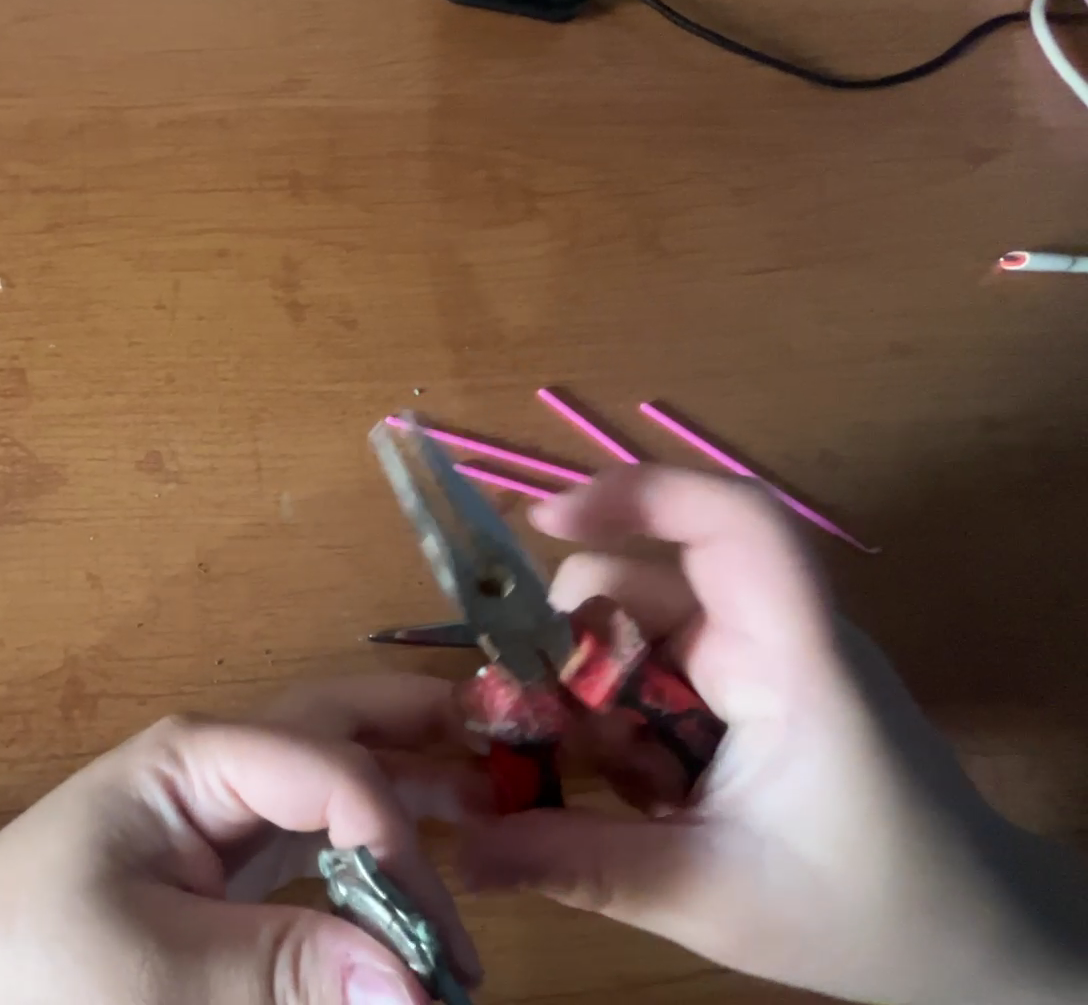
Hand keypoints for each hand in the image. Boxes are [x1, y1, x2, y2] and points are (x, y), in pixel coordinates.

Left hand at [0, 676, 484, 1004]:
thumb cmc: (36, 945)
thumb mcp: (149, 968)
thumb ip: (275, 968)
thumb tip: (412, 988)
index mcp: (200, 753)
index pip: (327, 768)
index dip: (396, 843)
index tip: (440, 948)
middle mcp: (224, 757)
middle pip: (342, 720)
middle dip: (427, 729)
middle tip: (517, 754)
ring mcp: (230, 795)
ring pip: (341, 758)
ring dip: (416, 771)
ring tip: (499, 793)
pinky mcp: (233, 841)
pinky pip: (323, 816)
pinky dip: (381, 825)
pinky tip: (428, 851)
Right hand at [459, 466, 1087, 1004]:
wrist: (987, 948)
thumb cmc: (886, 919)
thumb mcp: (716, 899)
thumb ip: (579, 865)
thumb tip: (456, 853)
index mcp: (793, 663)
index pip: (734, 526)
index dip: (636, 495)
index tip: (541, 521)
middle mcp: (763, 639)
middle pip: (632, 585)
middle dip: (559, 642)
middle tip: (520, 718)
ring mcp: (744, 661)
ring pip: (618, 630)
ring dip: (575, 688)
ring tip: (576, 769)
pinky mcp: (728, 688)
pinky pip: (633, 671)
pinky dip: (601, 712)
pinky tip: (616, 778)